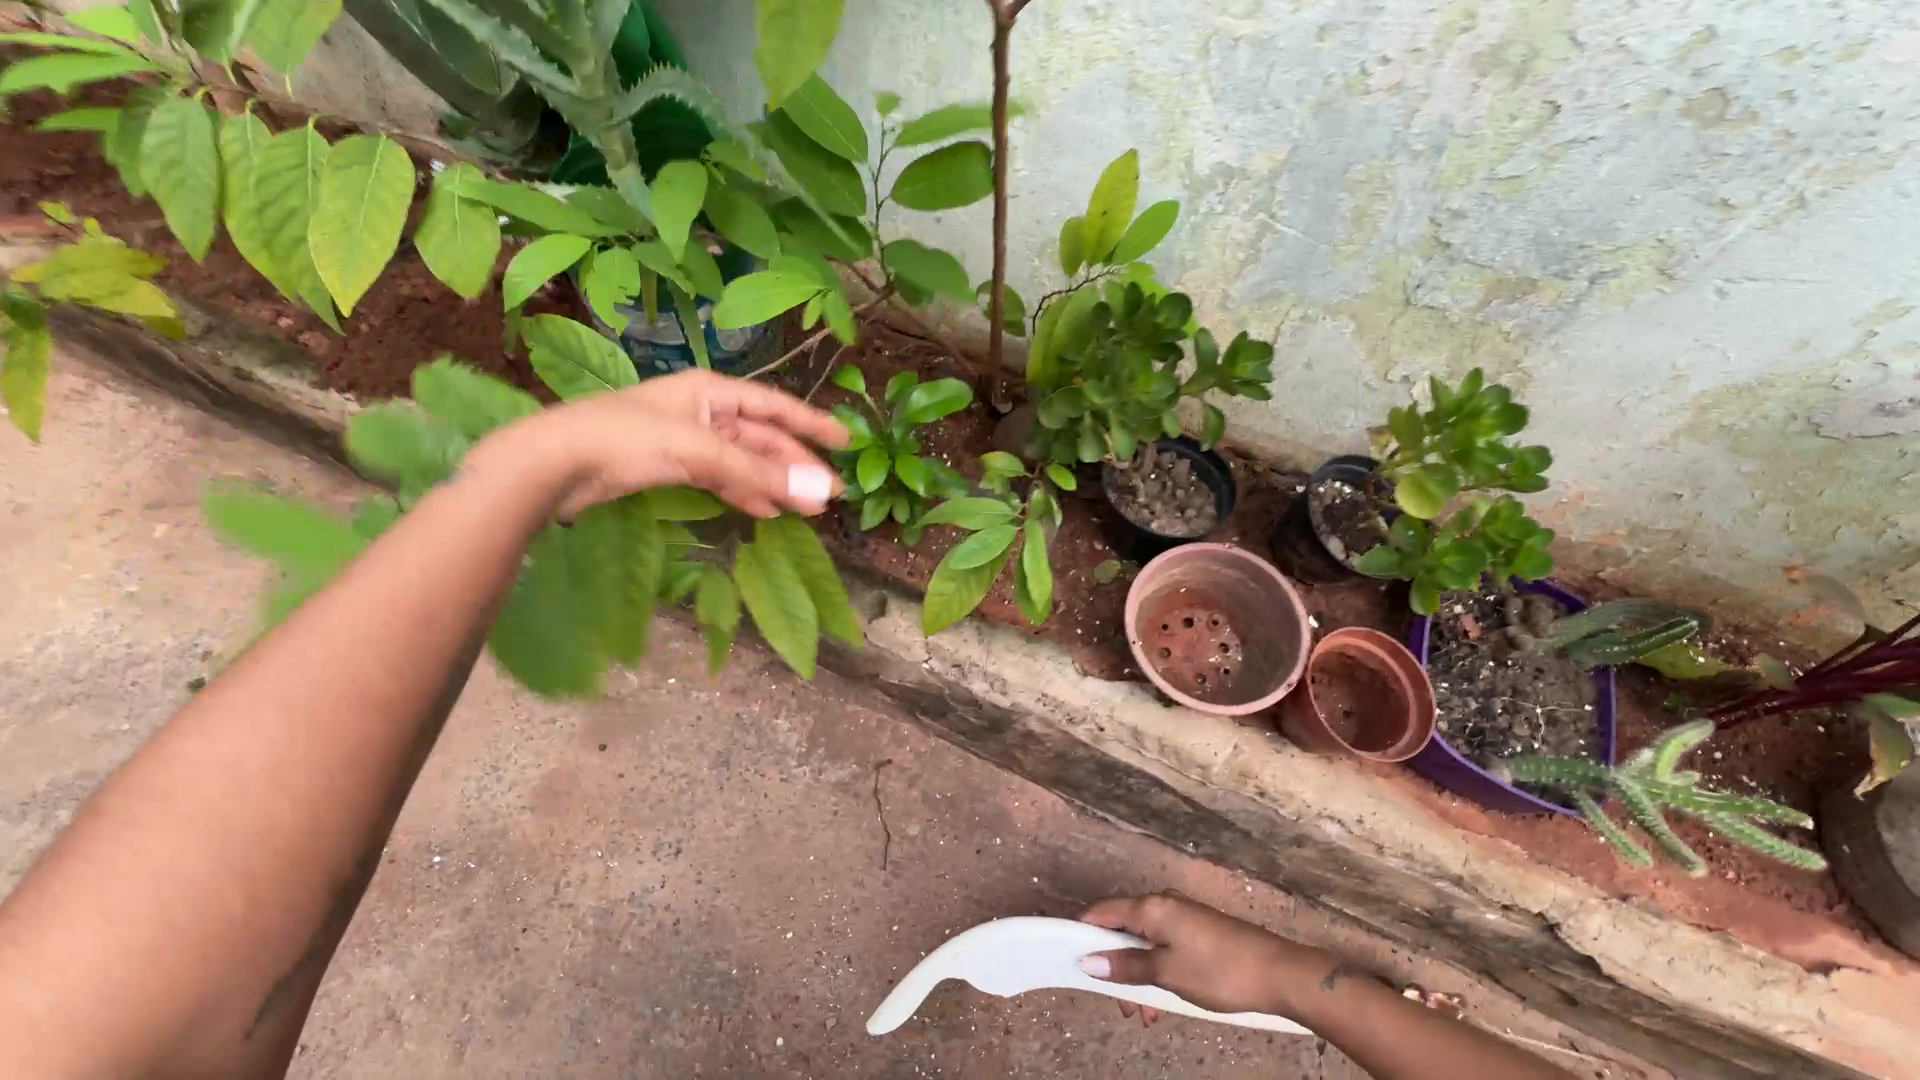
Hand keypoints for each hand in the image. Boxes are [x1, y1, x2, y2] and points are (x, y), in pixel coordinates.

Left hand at [475, 370, 848, 518]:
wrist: (556, 462)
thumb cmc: (627, 438)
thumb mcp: (699, 451)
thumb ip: (758, 471)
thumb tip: (817, 491)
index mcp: (711, 391)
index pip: (774, 405)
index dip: (811, 423)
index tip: (845, 441)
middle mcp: (703, 411)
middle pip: (762, 437)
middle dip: (795, 465)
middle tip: (829, 494)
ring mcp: (688, 440)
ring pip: (744, 461)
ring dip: (773, 484)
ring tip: (806, 509)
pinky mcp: (671, 467)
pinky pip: (721, 478)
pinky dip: (743, 493)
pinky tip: (764, 510)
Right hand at [1077, 892, 1335, 1017]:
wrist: (1278, 973)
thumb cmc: (1219, 971)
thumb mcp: (1167, 973)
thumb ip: (1126, 966)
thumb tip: (1088, 960)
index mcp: (1151, 906)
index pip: (1102, 911)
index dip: (1082, 932)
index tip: (1071, 960)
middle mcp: (1163, 903)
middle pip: (1122, 928)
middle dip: (1114, 964)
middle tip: (1120, 1003)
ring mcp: (1181, 915)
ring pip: (1143, 941)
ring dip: (1136, 973)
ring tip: (1145, 1011)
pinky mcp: (1197, 929)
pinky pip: (1163, 946)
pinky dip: (1156, 969)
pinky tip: (1164, 1000)